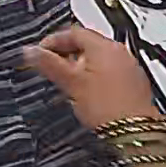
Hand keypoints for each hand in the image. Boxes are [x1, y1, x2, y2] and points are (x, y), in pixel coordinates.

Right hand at [20, 24, 158, 127]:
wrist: (135, 134)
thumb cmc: (107, 108)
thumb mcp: (71, 83)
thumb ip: (49, 64)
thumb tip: (30, 51)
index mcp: (104, 46)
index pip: (73, 32)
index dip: (53, 41)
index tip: (40, 52)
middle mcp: (120, 53)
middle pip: (86, 44)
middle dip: (66, 54)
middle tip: (50, 67)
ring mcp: (129, 68)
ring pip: (97, 59)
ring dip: (79, 66)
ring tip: (67, 82)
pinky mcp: (133, 84)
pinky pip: (108, 72)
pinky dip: (94, 77)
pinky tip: (87, 92)